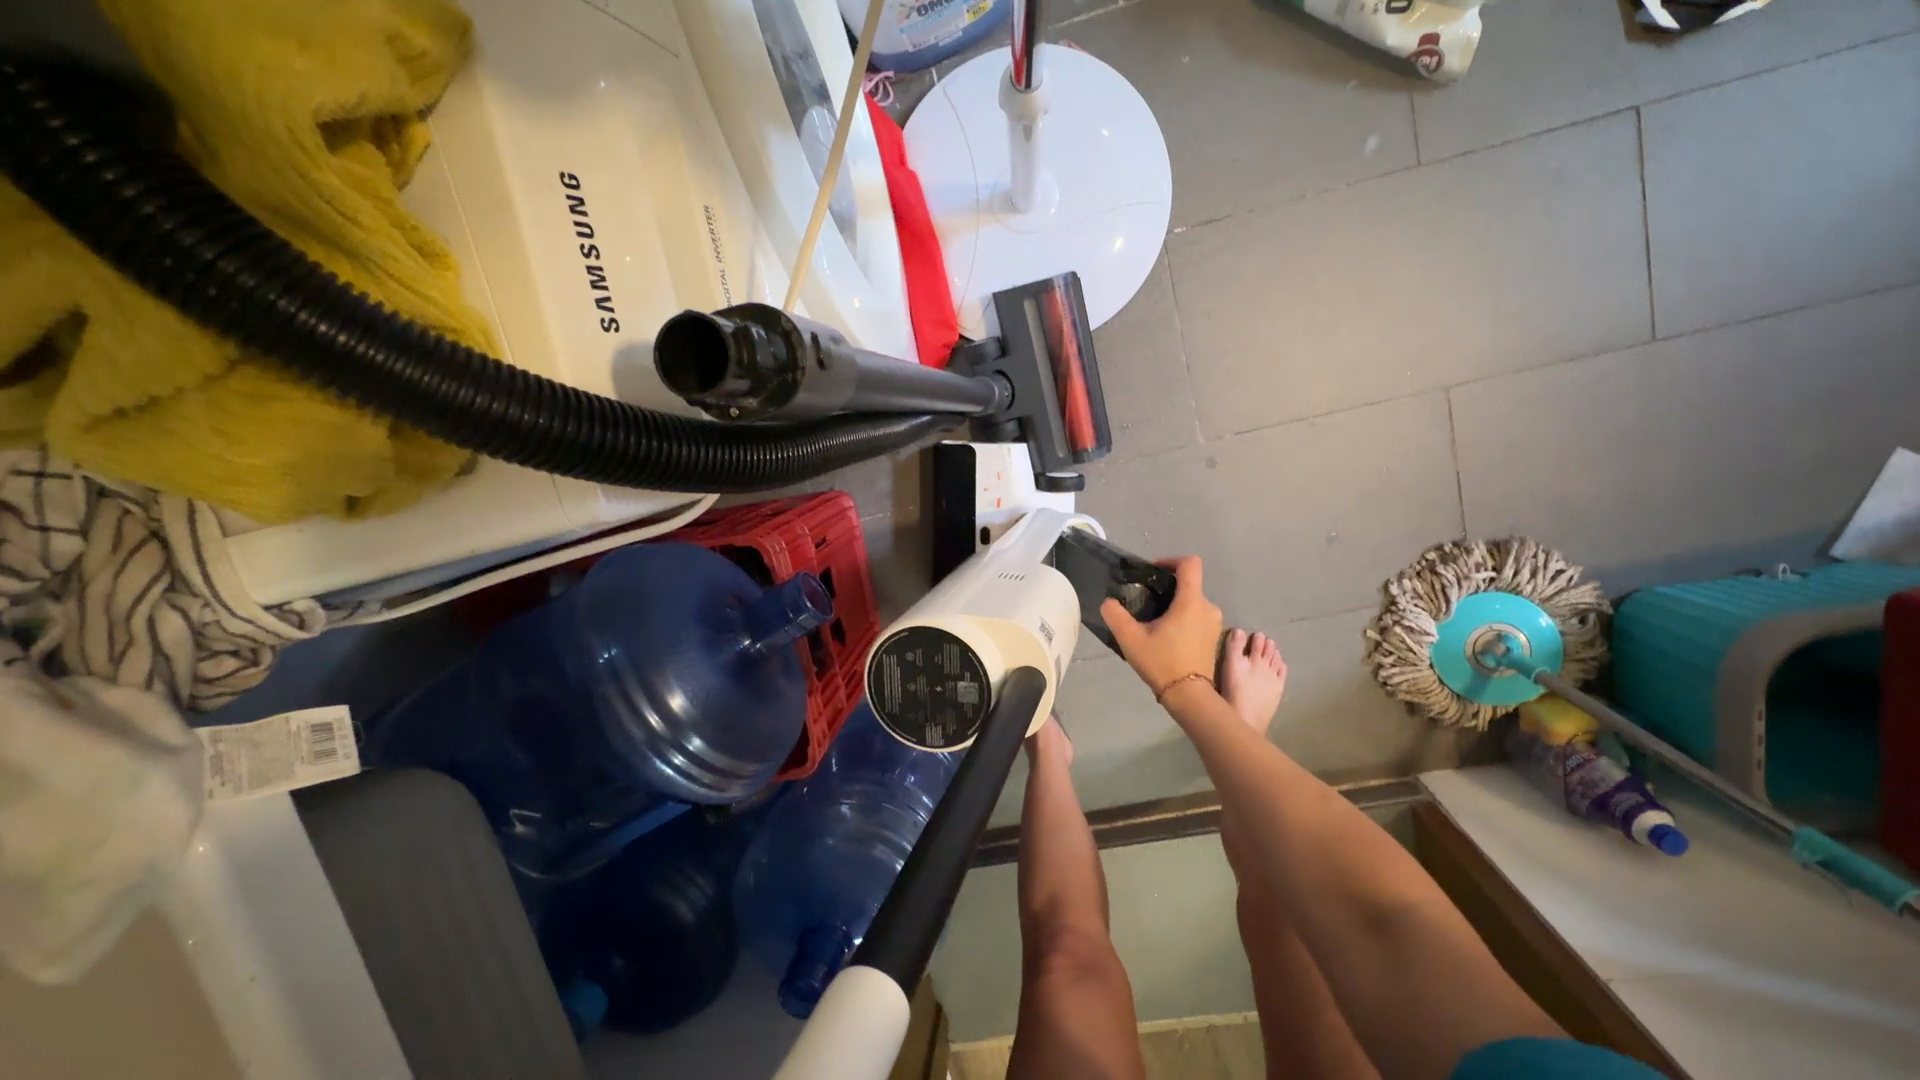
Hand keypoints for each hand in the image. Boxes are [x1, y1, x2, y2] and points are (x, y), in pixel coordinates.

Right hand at [1101, 556, 1222, 696]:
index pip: (1190, 564)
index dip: (1171, 560)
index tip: (1154, 572)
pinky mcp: (1214, 637)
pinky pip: (1198, 617)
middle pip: (1189, 585)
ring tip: (1155, 622)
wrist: (1189, 696)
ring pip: (1193, 602)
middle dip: (1168, 589)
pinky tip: (1168, 637)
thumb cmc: (1162, 663)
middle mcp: (1208, 607)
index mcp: (1191, 602)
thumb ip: (1115, 615)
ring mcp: (1214, 623)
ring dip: (1176, 606)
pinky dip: (1184, 619)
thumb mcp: (1130, 639)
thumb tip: (1109, 602)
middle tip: (1147, 603)